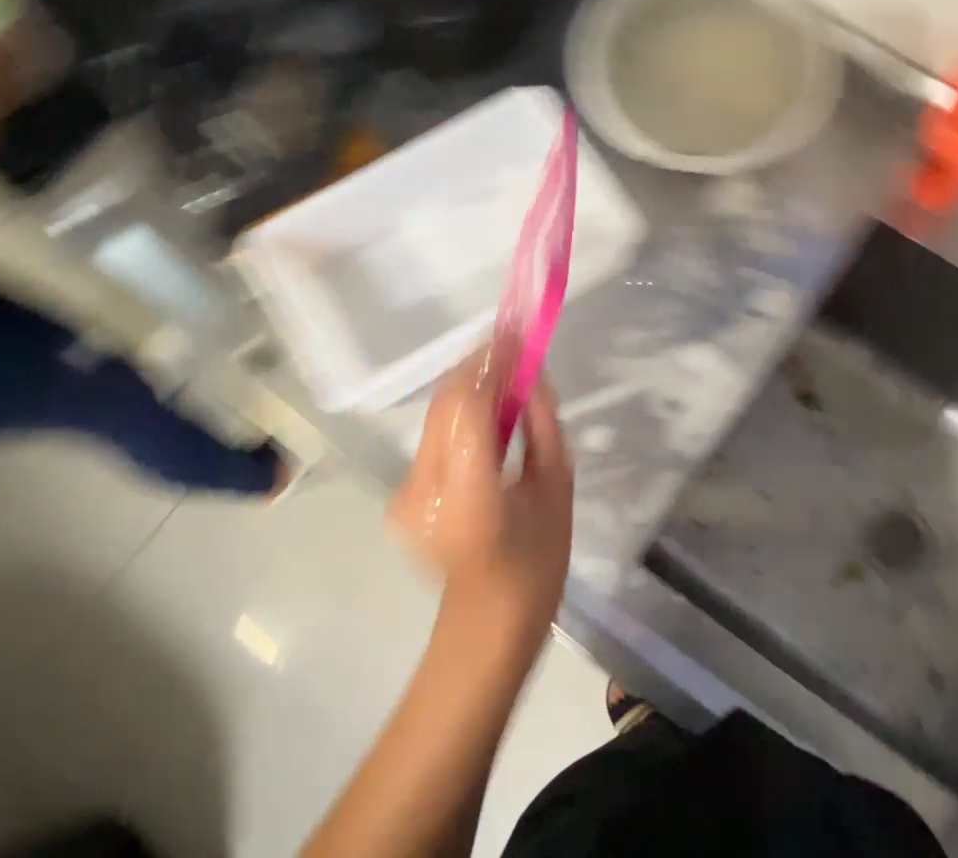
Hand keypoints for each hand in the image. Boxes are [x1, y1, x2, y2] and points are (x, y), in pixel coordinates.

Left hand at [388, 349, 573, 628]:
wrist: (488, 622)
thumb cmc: (537, 563)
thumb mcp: (556, 490)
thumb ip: (542, 426)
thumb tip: (532, 377)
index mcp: (469, 493)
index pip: (467, 405)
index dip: (490, 362)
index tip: (516, 334)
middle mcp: (424, 487)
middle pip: (444, 403)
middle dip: (478, 367)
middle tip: (513, 345)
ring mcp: (405, 493)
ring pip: (436, 417)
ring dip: (469, 389)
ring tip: (505, 374)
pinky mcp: (401, 495)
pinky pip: (433, 439)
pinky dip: (460, 417)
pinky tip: (488, 416)